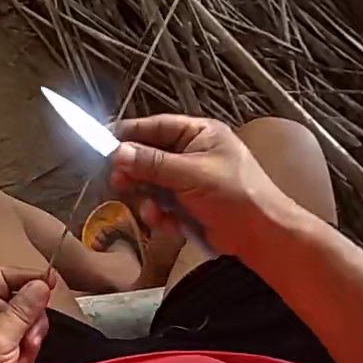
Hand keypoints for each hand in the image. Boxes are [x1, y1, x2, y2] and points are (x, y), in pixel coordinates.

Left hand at [0, 266, 55, 362]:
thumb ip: (22, 310)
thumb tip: (42, 284)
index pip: (6, 275)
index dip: (28, 276)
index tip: (52, 283)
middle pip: (24, 299)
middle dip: (32, 319)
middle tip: (27, 338)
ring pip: (31, 322)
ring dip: (30, 341)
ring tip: (17, 358)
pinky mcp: (8, 350)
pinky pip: (30, 342)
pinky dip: (28, 355)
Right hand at [109, 115, 299, 257]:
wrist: (260, 235)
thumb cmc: (235, 195)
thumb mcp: (191, 174)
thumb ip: (152, 164)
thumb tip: (117, 153)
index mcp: (198, 134)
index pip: (154, 127)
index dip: (128, 135)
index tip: (102, 144)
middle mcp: (190, 153)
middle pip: (147, 157)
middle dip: (135, 173)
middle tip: (120, 184)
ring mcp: (187, 180)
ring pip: (149, 184)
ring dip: (148, 200)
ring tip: (154, 212)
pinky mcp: (185, 205)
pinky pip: (159, 205)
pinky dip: (160, 216)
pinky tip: (167, 224)